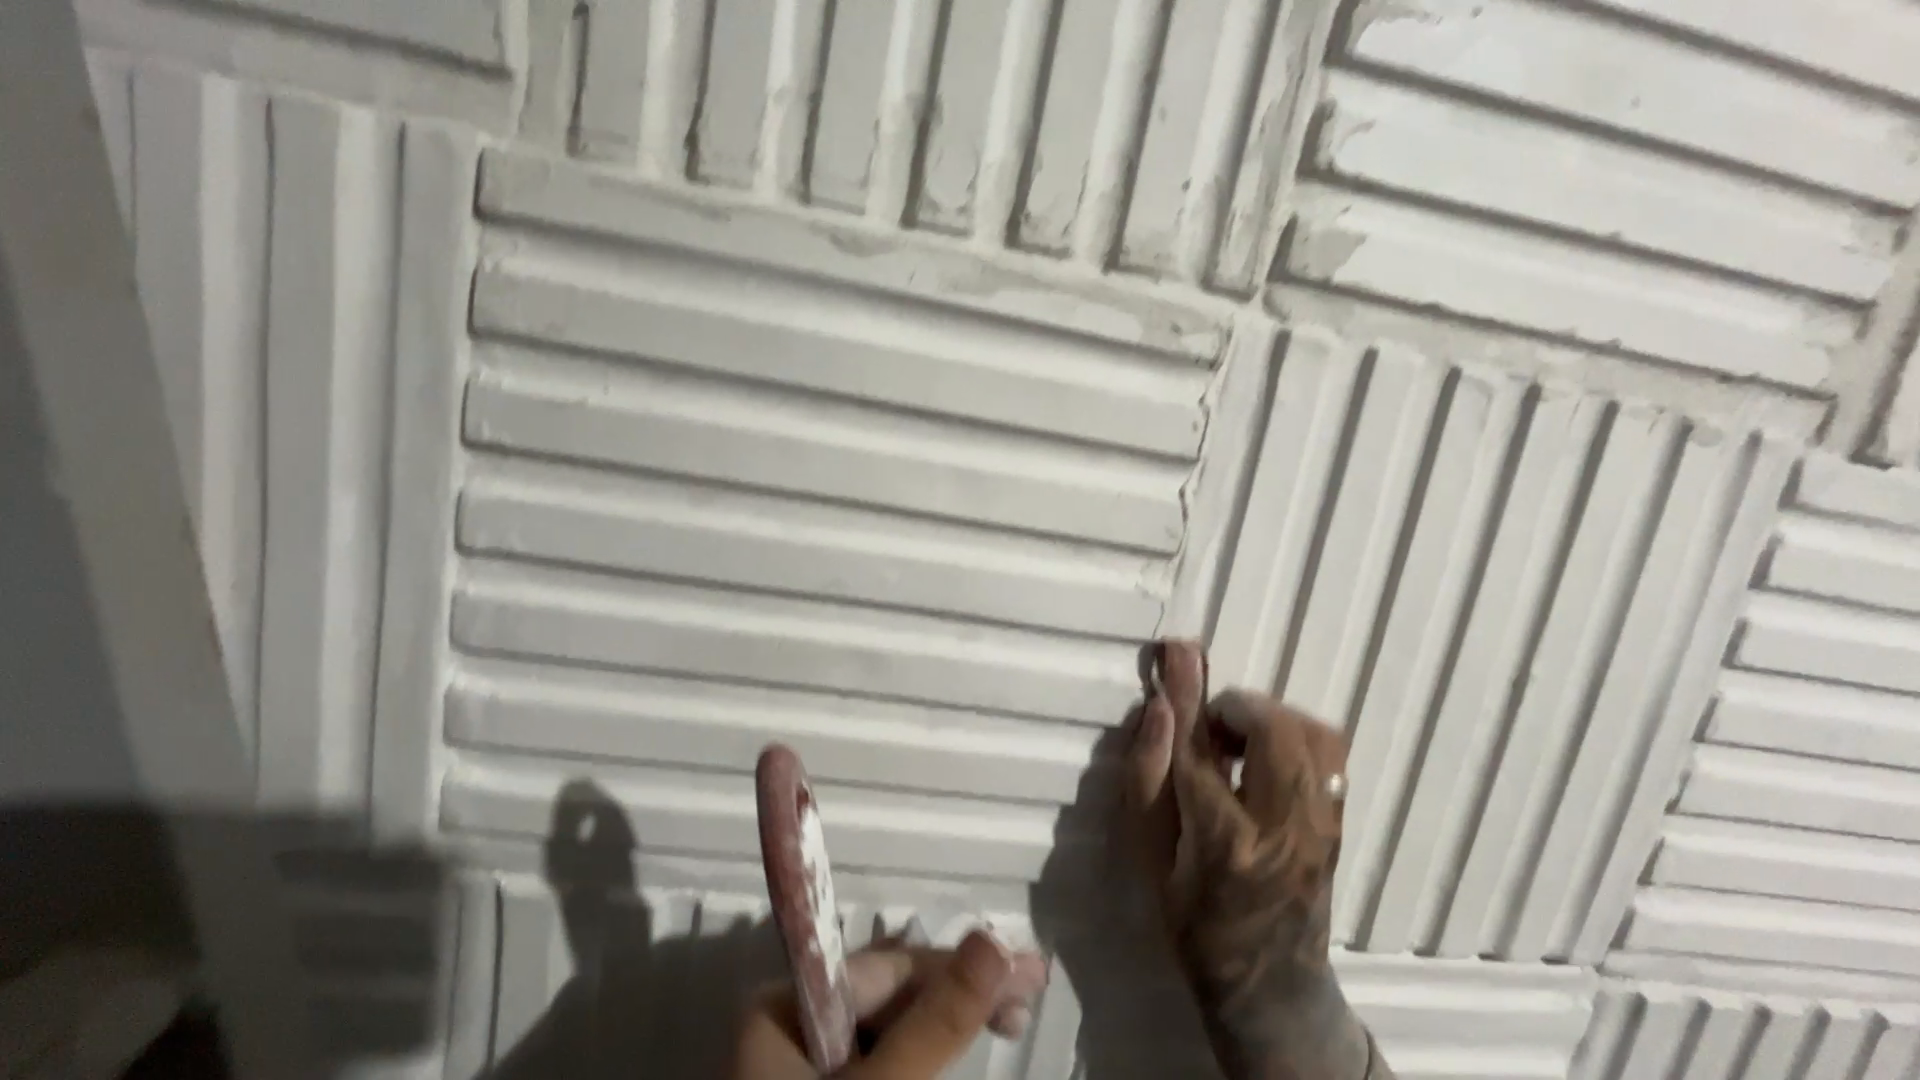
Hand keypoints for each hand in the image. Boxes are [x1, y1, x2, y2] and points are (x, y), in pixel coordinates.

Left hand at [730, 929, 1047, 1078]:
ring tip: (1009, 1021)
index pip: (888, 969)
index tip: (1029, 974)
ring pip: (893, 1028)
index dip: (960, 965)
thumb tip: (994, 938)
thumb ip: (936, 1023)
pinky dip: (924, 1056)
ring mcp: (807, 1065)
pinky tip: (957, 1052)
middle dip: (961, 991)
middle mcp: (794, 1025)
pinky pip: (883, 1061)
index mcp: (786, 1006)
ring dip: (949, 1022)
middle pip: (892, 994)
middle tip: (1029, 998)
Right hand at [1126, 641, 1375, 1079]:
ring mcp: (1324, 825)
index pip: (1201, 748)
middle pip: (1275, 730)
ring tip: (1237, 742)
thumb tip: (1158, 710)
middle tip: (1209, 724)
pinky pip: (1328, 753)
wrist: (1271, 987)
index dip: (1186, 694)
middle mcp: (1285, 828)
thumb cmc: (1194, 926)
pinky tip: (1263, 760)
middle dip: (1239, 707)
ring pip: (1314, 734)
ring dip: (1269, 719)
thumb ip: (1149, 782)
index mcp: (1225, 843)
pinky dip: (1293, 737)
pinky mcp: (1340, 822)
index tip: (1177, 649)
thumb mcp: (1151, 863)